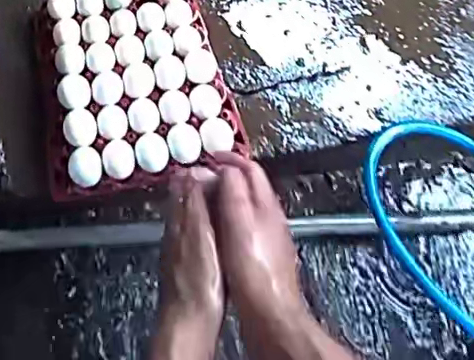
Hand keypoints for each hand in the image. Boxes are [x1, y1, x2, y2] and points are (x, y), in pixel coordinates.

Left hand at [152, 168, 222, 359]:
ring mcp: (180, 244)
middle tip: (226, 181)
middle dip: (205, 185)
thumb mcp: (199, 235)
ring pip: (192, 213)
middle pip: (187, 195)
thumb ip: (194, 203)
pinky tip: (219, 232)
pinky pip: (197, 232)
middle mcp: (176, 226)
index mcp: (179, 216)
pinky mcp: (188, 261)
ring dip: (207, 204)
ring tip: (226, 202)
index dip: (203, 172)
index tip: (221, 168)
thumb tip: (191, 171)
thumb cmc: (197, 282)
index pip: (186, 181)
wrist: (188, 321)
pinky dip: (208, 224)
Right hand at [204, 151, 306, 332]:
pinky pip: (244, 228)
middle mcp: (270, 218)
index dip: (229, 158)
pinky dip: (228, 222)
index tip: (210, 156)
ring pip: (245, 207)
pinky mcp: (263, 259)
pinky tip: (216, 234)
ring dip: (225, 200)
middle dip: (225, 177)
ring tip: (205, 201)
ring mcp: (269, 239)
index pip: (250, 167)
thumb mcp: (238, 219)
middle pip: (248, 186)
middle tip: (202, 177)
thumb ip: (232, 188)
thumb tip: (224, 168)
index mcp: (266, 204)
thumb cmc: (255, 269)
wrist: (271, 316)